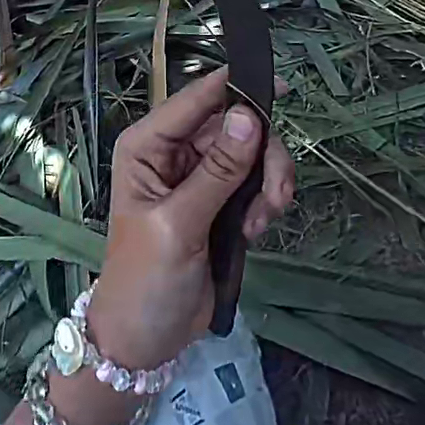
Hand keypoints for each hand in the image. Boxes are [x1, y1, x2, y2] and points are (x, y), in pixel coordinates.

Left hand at [85, 67, 294, 370]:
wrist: (147, 338)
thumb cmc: (146, 278)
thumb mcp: (179, 224)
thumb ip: (217, 172)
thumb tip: (250, 116)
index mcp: (148, 144)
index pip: (195, 100)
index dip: (235, 88)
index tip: (278, 86)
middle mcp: (173, 151)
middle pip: (234, 125)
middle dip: (261, 156)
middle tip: (275, 194)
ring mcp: (198, 174)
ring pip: (251, 152)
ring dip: (267, 183)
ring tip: (262, 222)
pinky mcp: (219, 198)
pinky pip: (255, 180)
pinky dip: (264, 201)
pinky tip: (255, 231)